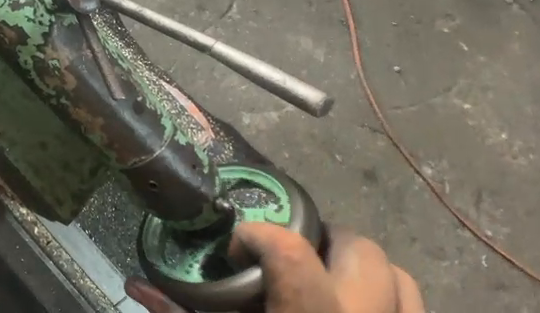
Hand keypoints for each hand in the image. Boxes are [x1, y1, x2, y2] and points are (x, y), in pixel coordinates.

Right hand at [124, 223, 423, 312]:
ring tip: (326, 283)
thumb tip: (136, 284)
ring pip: (403, 279)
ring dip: (363, 271)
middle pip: (361, 250)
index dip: (258, 235)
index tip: (238, 253)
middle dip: (321, 241)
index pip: (291, 250)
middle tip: (287, 256)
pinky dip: (386, 305)